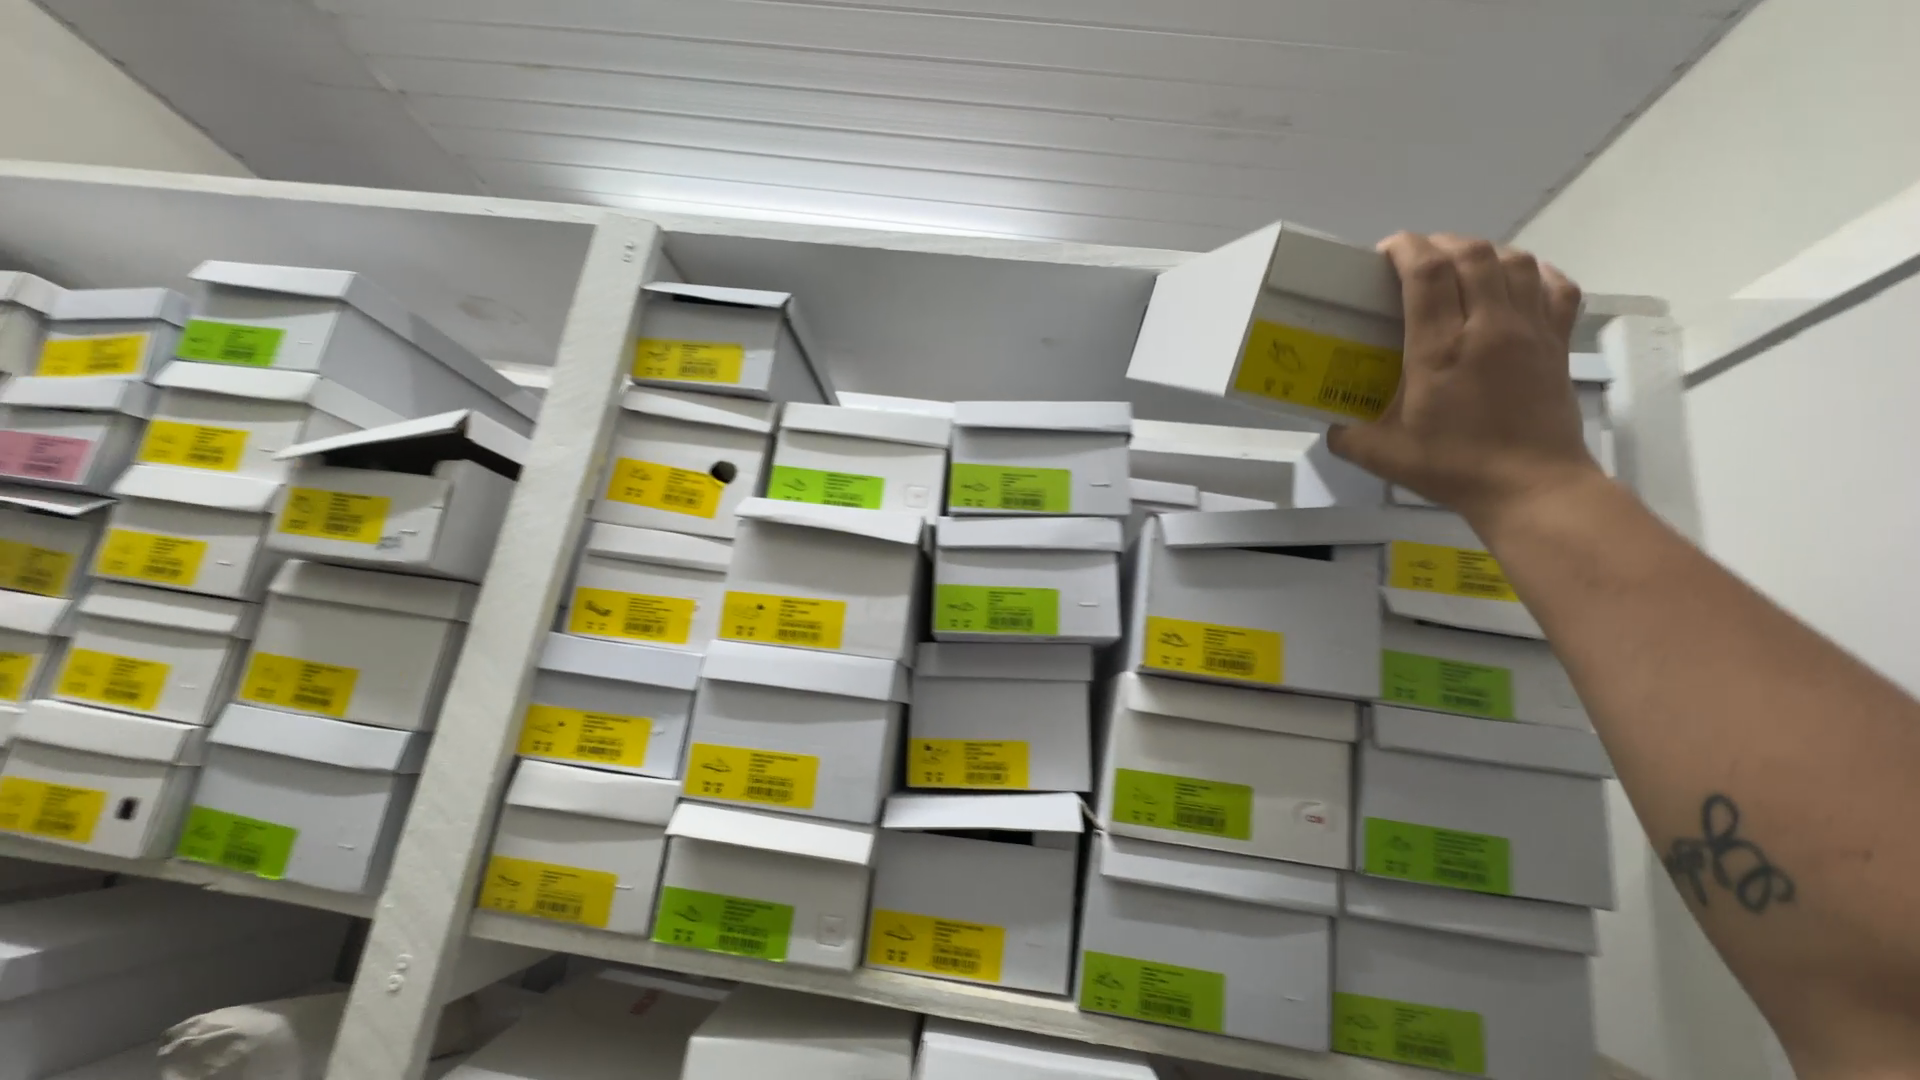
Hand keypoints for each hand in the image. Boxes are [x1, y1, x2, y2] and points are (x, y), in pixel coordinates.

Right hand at [1326, 233, 1602, 528]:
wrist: (1531, 486)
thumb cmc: (1453, 467)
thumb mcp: (1382, 455)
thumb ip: (1347, 434)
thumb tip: (1331, 422)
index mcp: (1439, 349)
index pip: (1426, 271)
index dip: (1405, 248)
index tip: (1385, 253)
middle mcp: (1487, 327)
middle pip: (1470, 253)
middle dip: (1439, 243)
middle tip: (1417, 259)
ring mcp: (1529, 330)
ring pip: (1514, 261)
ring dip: (1483, 252)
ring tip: (1461, 266)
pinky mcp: (1557, 342)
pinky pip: (1554, 286)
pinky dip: (1533, 272)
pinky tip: (1515, 281)